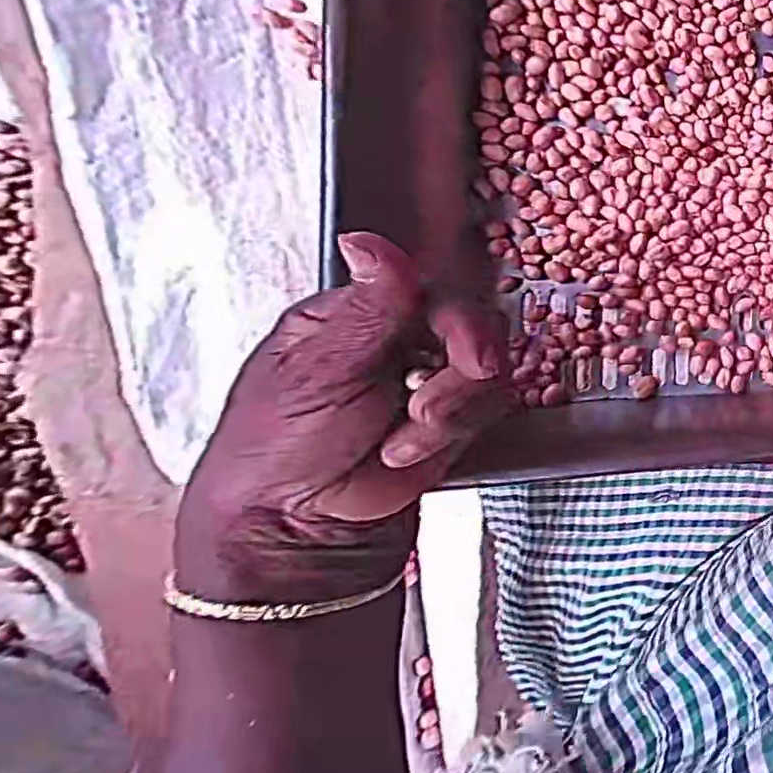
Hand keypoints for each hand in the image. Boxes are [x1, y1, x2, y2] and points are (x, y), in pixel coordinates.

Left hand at [174, 233, 514, 603]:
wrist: (299, 529)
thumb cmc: (279, 450)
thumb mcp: (319, 373)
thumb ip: (367, 309)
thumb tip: (369, 243)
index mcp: (360, 314)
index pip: (436, 294)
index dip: (461, 324)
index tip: (470, 355)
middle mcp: (404, 339)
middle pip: (476, 329)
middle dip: (461, 375)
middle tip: (429, 410)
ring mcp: (435, 376)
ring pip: (491, 370)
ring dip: (453, 412)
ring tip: (402, 440)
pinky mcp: (459, 412)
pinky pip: (493, 404)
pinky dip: (458, 432)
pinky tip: (411, 450)